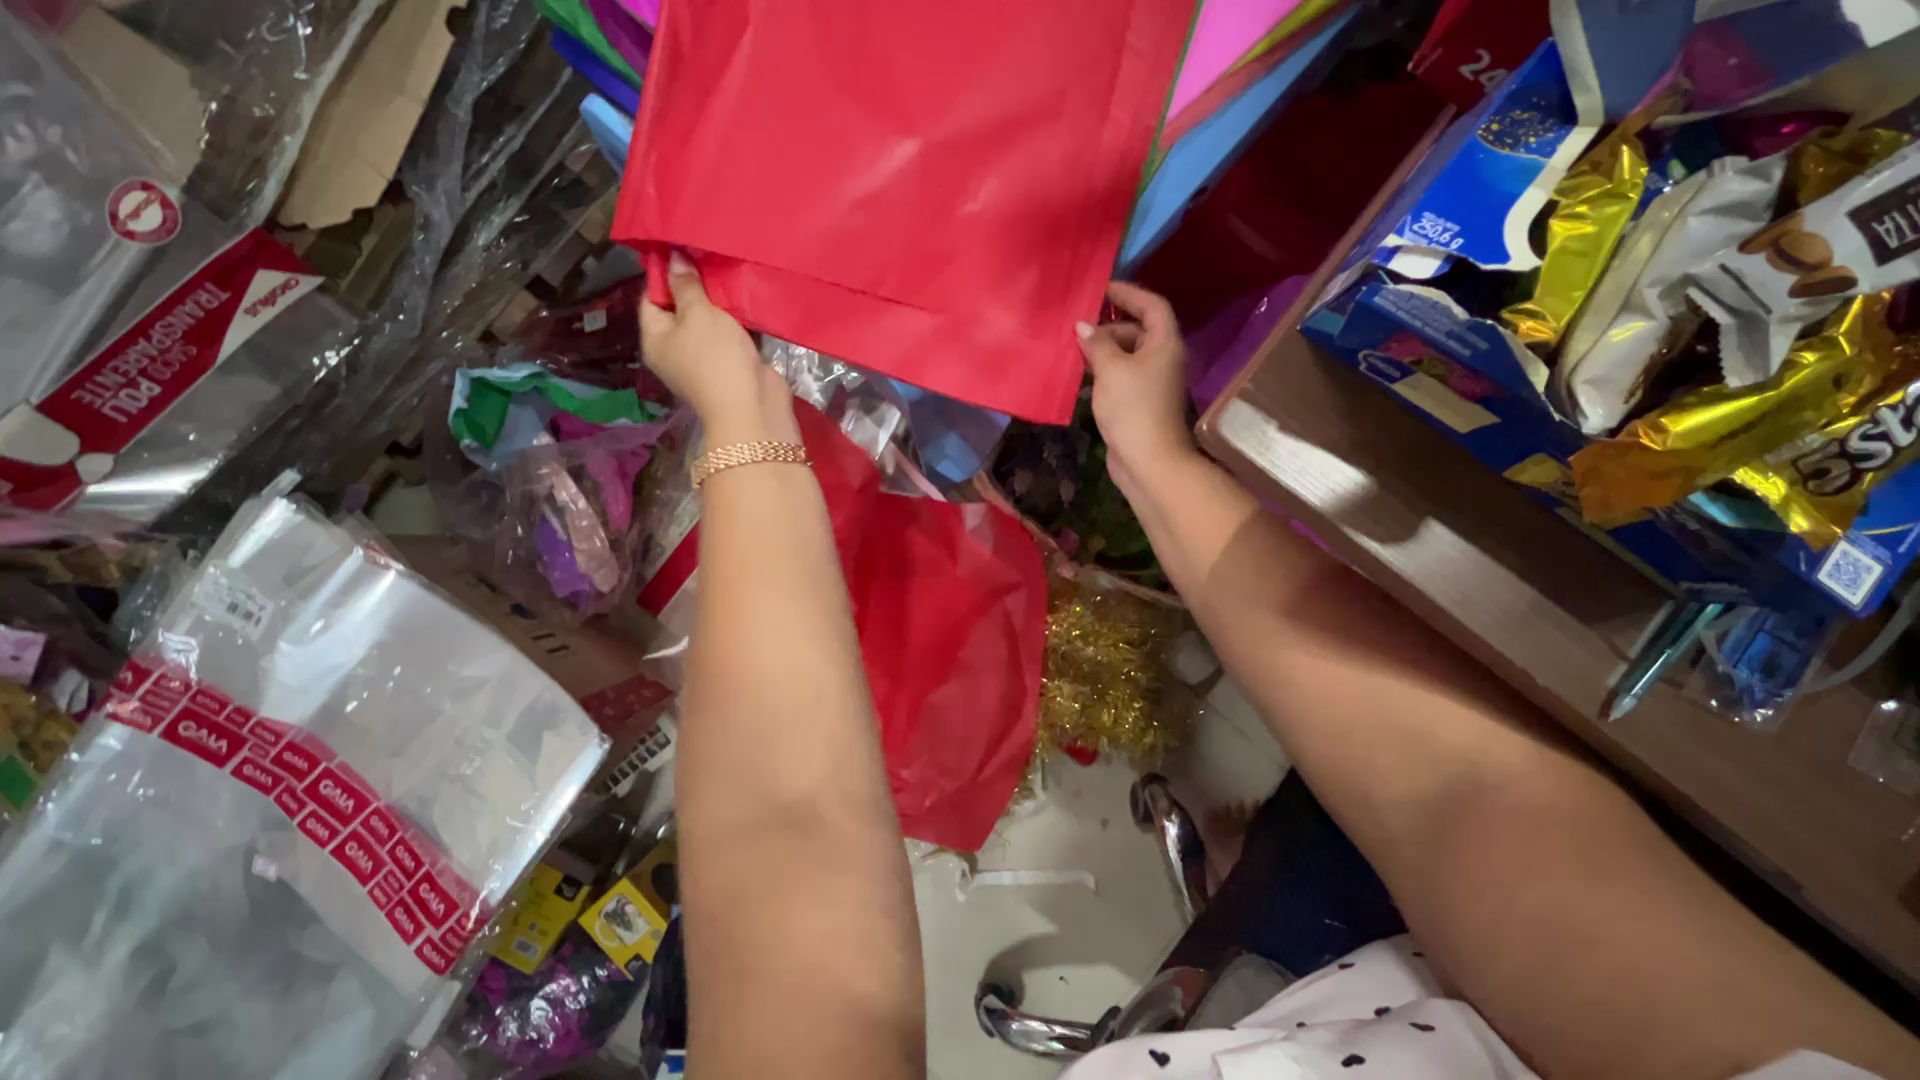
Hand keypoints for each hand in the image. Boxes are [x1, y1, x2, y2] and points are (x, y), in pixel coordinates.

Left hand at [640, 251, 798, 443]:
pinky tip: (747, 300)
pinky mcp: (731, 366)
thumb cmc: (715, 357)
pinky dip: (737, 321)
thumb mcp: (697, 314)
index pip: (650, 298)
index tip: (683, 250)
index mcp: (655, 339)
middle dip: (696, 286)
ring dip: (720, 304)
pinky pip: (730, 336)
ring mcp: (704, 361)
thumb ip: (686, 285)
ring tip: (730, 273)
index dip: (665, 274)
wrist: (751, 406)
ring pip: (708, 323)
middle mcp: (675, 351)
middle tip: (711, 257)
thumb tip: (674, 258)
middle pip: (680, 310)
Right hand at [1076, 281, 1197, 496]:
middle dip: (1108, 326)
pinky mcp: (1138, 402)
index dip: (1128, 293)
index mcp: (1164, 343)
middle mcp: (1162, 358)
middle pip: (1137, 329)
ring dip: (1101, 350)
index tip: (1100, 288)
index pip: (1152, 305)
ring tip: (1072, 349)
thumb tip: (1083, 326)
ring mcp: (1151, 382)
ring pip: (1126, 355)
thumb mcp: (1111, 369)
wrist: (1148, 461)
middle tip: (1077, 326)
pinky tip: (1078, 376)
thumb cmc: (1133, 408)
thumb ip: (1096, 343)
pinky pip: (1119, 376)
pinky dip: (1101, 372)